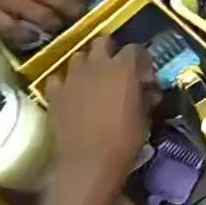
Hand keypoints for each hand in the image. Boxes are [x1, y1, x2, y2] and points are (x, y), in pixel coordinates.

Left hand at [42, 36, 154, 197]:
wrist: (88, 163)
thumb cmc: (124, 140)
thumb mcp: (143, 118)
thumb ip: (146, 99)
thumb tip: (150, 91)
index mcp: (123, 68)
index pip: (135, 49)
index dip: (141, 58)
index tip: (145, 73)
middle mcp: (96, 65)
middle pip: (102, 42)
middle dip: (111, 50)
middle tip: (117, 68)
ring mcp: (72, 77)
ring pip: (78, 57)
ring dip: (88, 64)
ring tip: (94, 79)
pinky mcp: (55, 93)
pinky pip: (58, 79)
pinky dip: (65, 83)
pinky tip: (71, 94)